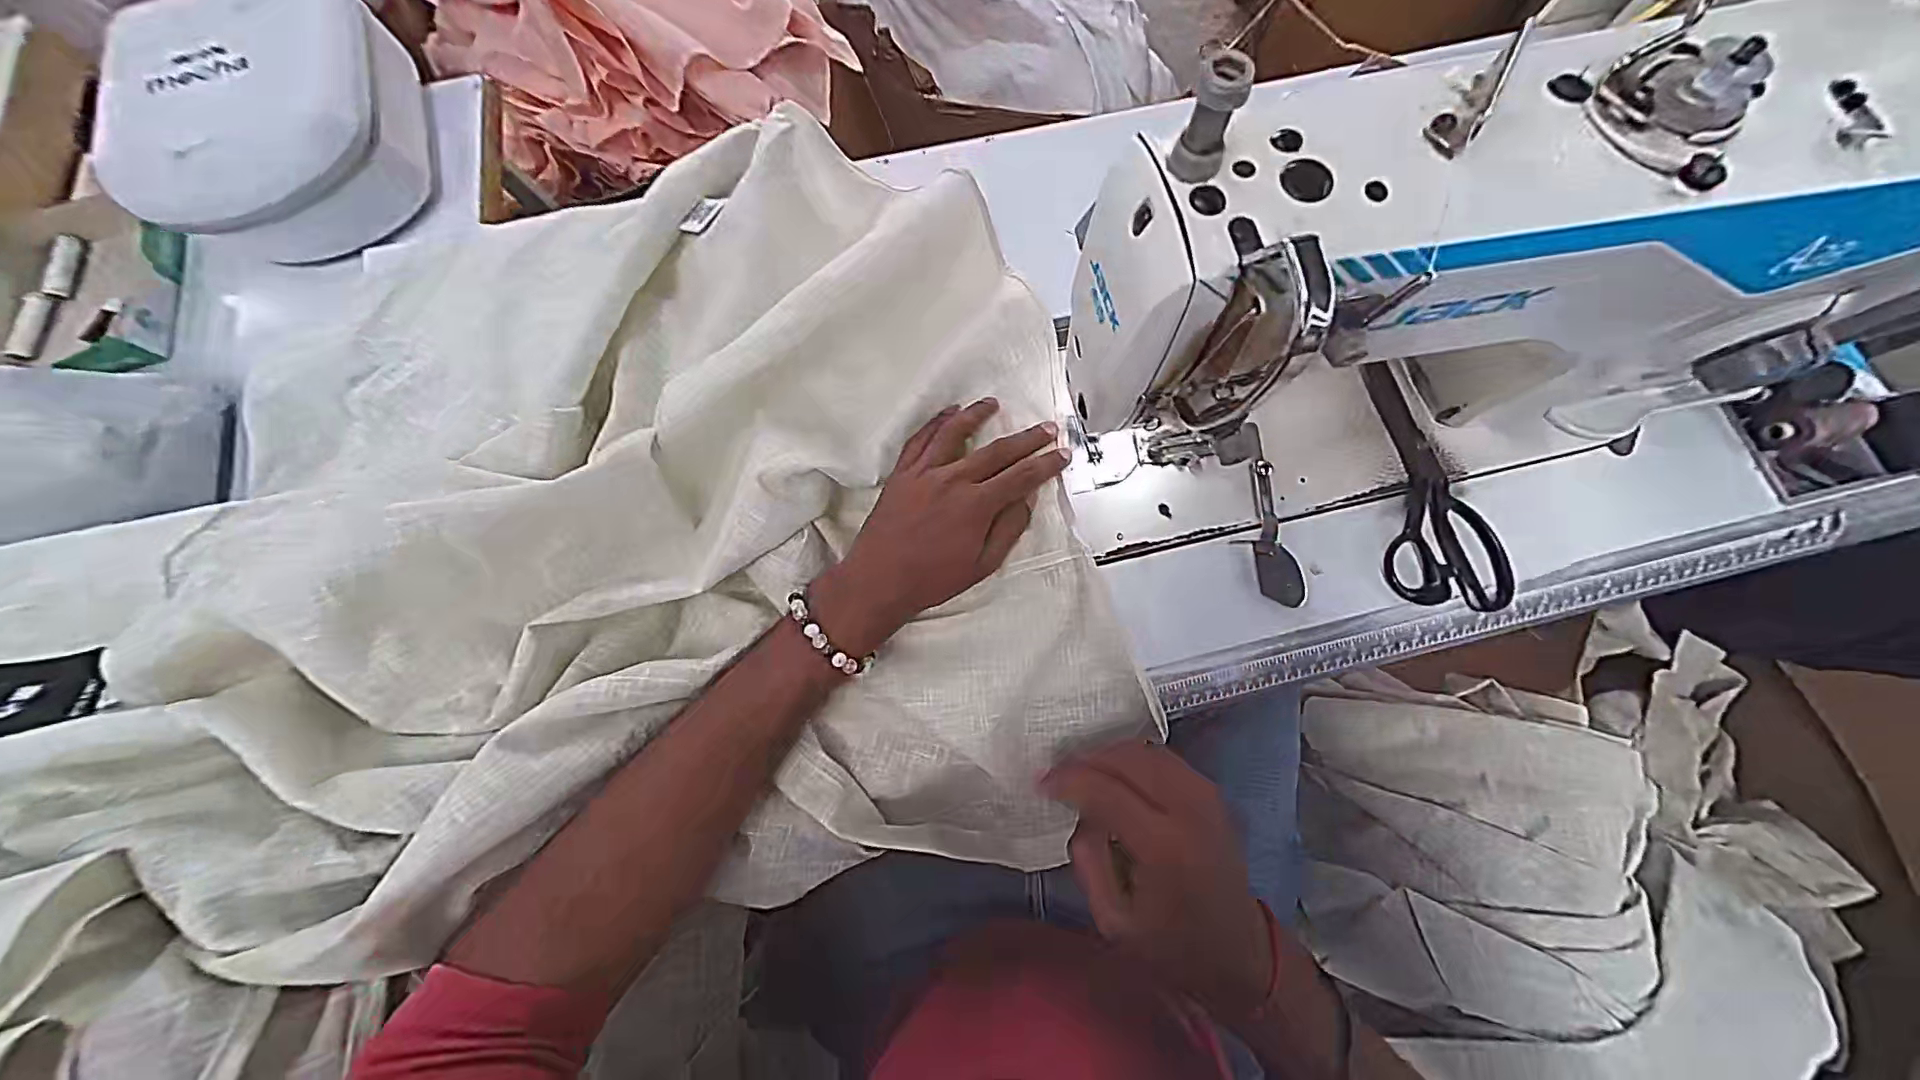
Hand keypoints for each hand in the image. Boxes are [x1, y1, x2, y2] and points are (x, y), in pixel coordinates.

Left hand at [809, 398, 1068, 654]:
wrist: (879, 580)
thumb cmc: (928, 578)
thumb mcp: (981, 565)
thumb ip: (1007, 530)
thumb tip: (1025, 502)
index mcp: (975, 506)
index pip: (1021, 476)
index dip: (1045, 464)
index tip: (1059, 455)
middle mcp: (952, 482)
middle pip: (997, 451)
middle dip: (1026, 438)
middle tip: (1044, 429)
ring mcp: (924, 474)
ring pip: (955, 433)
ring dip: (977, 415)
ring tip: (992, 404)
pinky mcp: (902, 474)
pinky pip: (920, 439)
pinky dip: (936, 423)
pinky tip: (947, 414)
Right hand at [1042, 741, 1274, 1023]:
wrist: (1239, 952)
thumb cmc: (1171, 944)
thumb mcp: (1112, 919)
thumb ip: (1088, 858)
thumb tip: (1080, 811)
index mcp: (1164, 845)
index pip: (1105, 788)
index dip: (1067, 779)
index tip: (1042, 783)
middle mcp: (1189, 808)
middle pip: (1125, 757)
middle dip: (1085, 760)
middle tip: (1058, 776)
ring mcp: (1206, 795)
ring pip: (1144, 749)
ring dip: (1107, 755)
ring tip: (1083, 775)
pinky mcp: (1211, 792)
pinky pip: (1161, 757)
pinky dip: (1131, 758)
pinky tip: (1115, 777)